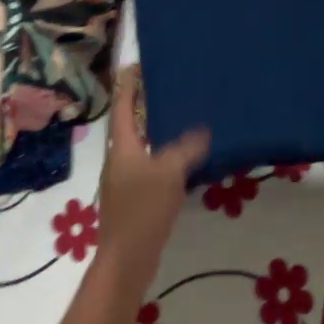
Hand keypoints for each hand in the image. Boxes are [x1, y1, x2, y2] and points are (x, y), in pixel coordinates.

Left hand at [97, 66, 209, 273]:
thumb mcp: (170, 172)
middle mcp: (119, 158)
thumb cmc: (143, 209)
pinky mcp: (133, 198)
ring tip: (179, 117)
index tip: (138, 64)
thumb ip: (187, 147)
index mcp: (121, 146)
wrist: (127, 259)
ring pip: (140, 145)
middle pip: (129, 124)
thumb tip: (204, 128)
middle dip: (144, 105)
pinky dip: (161, 153)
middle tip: (167, 86)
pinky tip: (182, 159)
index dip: (128, 84)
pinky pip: (148, 164)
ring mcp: (124, 179)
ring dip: (154, 130)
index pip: (121, 105)